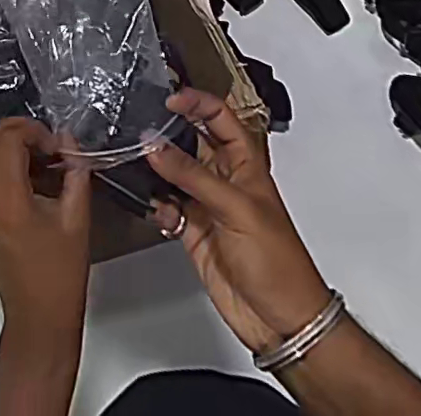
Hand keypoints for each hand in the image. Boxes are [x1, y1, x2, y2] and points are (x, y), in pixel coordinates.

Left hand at [0, 117, 90, 343]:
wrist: (37, 317)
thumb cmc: (59, 275)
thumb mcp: (77, 220)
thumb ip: (76, 175)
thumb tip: (70, 143)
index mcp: (6, 195)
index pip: (7, 137)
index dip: (34, 130)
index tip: (58, 145)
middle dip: (23, 131)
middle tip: (52, 145)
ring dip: (18, 146)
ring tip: (50, 162)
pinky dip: (13, 163)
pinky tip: (40, 180)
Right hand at [147, 88, 331, 353]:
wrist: (280, 321)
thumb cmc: (281, 265)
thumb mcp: (237, 209)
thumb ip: (193, 175)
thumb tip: (155, 146)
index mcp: (245, 165)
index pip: (220, 118)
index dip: (196, 102)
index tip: (169, 98)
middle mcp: (222, 178)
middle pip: (188, 140)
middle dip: (165, 131)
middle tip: (142, 126)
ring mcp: (204, 202)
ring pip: (170, 170)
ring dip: (154, 168)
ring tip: (139, 165)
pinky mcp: (189, 227)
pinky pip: (162, 204)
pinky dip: (154, 204)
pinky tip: (158, 210)